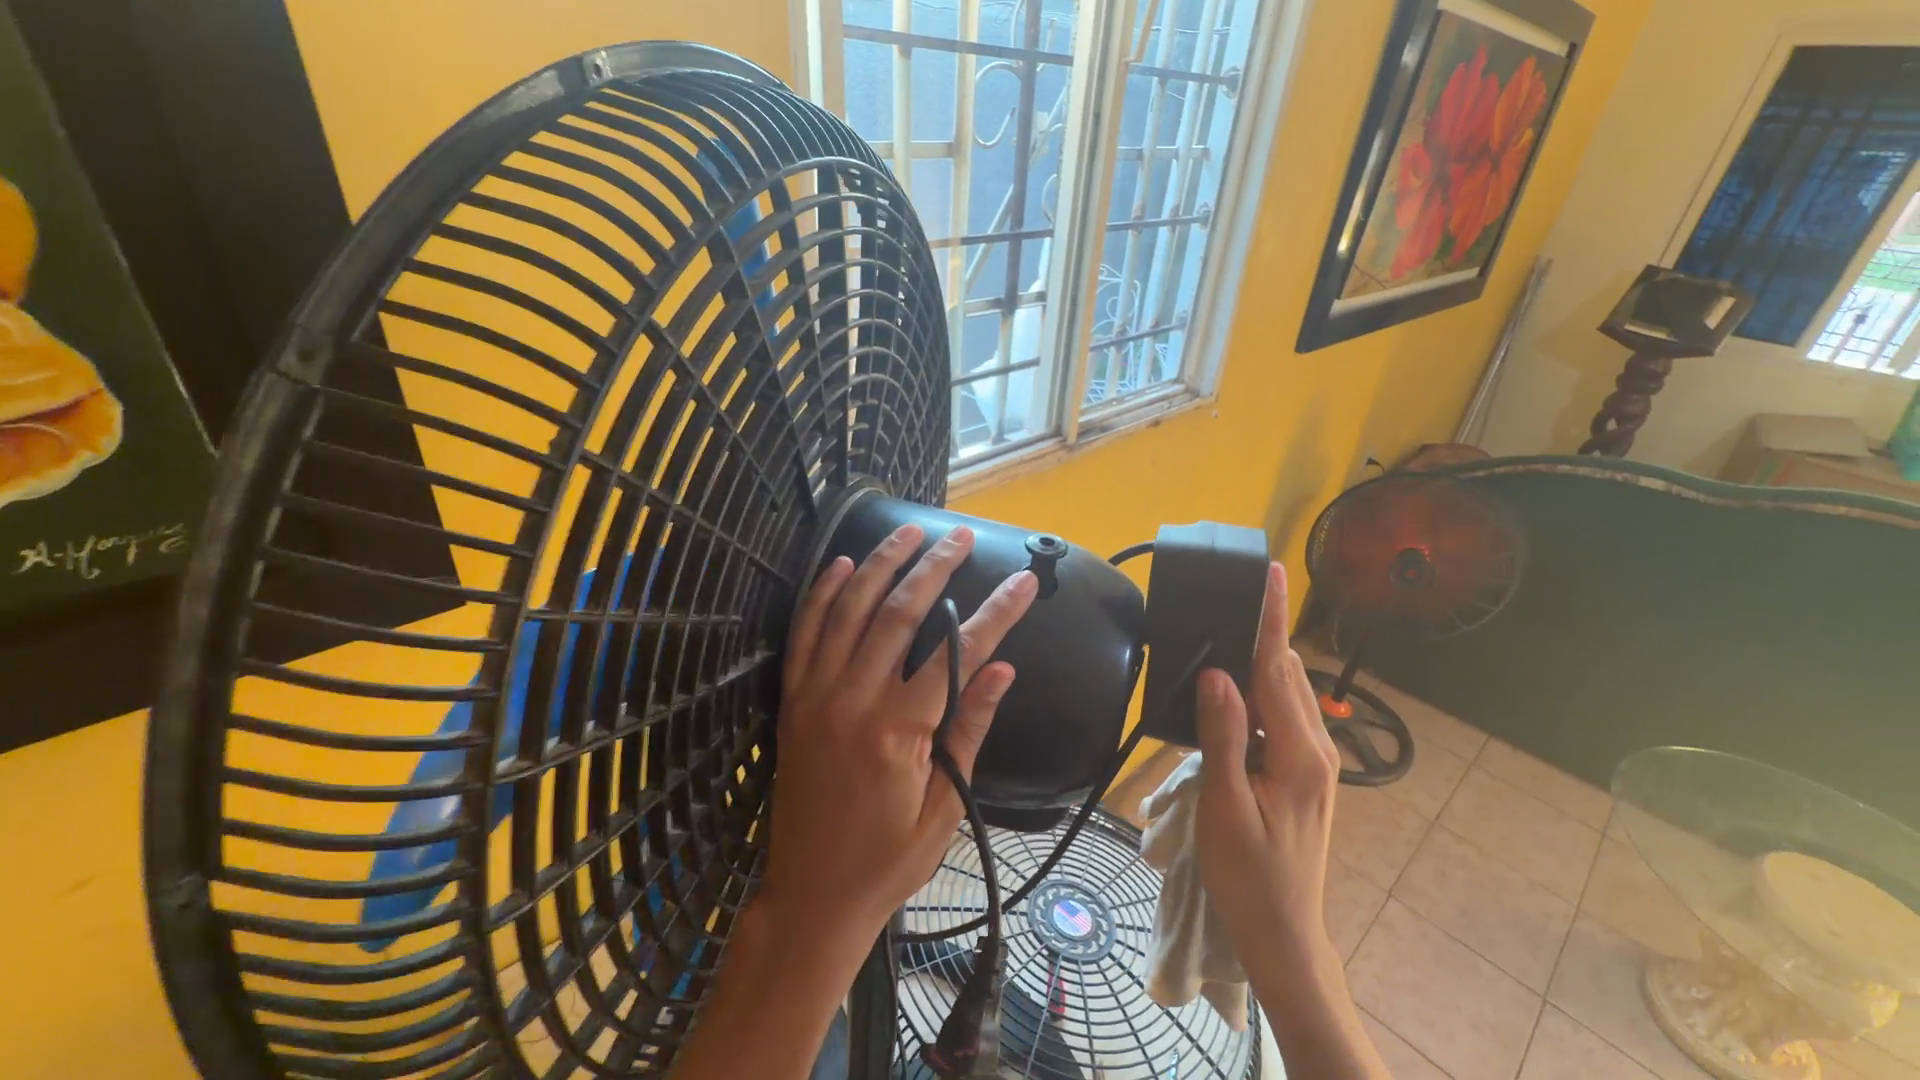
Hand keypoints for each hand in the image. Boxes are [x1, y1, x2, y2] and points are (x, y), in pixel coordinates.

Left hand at [758, 522, 1037, 950]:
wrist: (812, 895)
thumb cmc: (888, 859)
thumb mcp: (945, 807)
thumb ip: (970, 731)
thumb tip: (1003, 670)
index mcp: (898, 729)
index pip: (957, 653)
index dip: (996, 612)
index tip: (1024, 582)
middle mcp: (853, 700)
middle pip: (898, 613)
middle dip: (934, 567)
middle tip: (960, 535)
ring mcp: (816, 696)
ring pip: (848, 610)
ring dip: (879, 564)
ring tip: (908, 531)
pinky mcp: (793, 702)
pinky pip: (804, 634)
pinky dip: (822, 595)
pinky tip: (841, 565)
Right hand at [1193, 562, 1342, 959]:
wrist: (1282, 931)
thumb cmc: (1248, 873)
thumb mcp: (1225, 804)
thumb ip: (1224, 736)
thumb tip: (1218, 674)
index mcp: (1299, 752)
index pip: (1279, 669)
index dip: (1272, 618)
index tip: (1272, 571)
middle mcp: (1317, 749)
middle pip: (1288, 674)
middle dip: (1266, 631)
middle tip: (1238, 592)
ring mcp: (1316, 763)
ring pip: (1288, 695)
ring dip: (1263, 660)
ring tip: (1233, 631)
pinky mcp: (1305, 775)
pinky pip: (1285, 717)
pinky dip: (1262, 692)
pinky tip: (1236, 692)